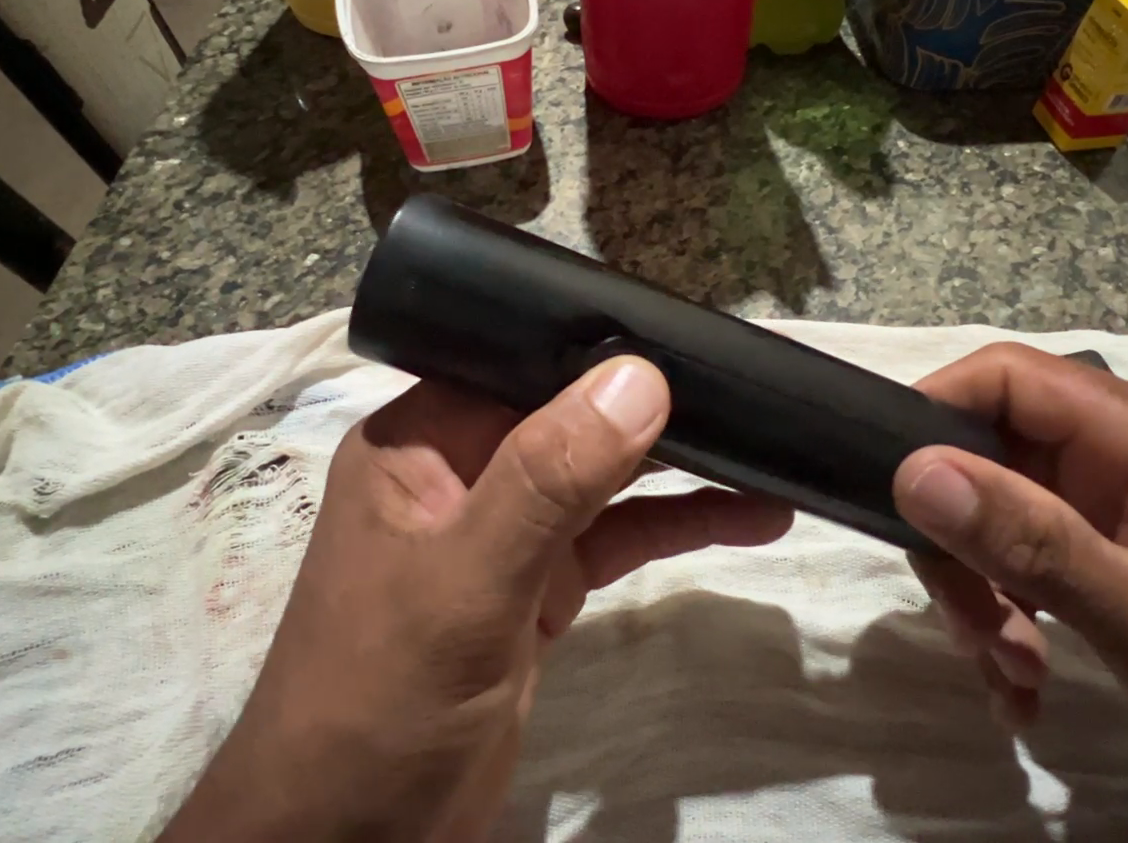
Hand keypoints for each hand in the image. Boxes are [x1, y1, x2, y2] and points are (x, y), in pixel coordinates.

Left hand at [160, 357, 791, 840]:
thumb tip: (639, 378)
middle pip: (573, 417)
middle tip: (751, 392)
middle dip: (656, 407)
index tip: (690, 335)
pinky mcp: (541, 581)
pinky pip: (617, 534)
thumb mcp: (468, 580)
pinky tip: (749, 517)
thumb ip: (549, 478)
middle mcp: (466, 468)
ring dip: (683, 470)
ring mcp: (507, 526)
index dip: (600, 344)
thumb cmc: (385, 696)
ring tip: (770, 453)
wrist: (357, 839)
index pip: (520, 363)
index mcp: (424, 440)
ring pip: (606, 476)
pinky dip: (677, 525)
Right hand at [894, 344, 1127, 842]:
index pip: (1013, 375)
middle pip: (997, 453)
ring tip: (1008, 676)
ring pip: (1007, 513)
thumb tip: (911, 470)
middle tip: (968, 627)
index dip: (935, 409)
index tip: (882, 484)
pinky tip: (1024, 681)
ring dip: (985, 590)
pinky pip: (1038, 559)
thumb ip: (1029, 541)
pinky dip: (1014, 613)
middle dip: (961, 538)